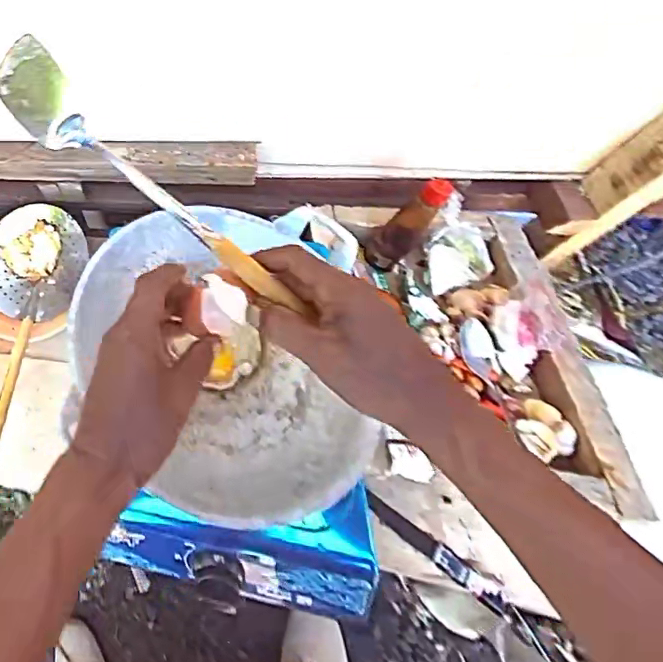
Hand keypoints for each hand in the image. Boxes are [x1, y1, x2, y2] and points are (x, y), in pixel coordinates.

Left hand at [70, 264, 214, 489]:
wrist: (103, 460)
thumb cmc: (145, 426)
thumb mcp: (181, 392)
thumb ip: (199, 358)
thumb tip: (213, 337)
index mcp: (134, 331)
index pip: (150, 285)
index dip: (171, 274)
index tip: (194, 274)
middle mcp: (119, 332)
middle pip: (144, 297)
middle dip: (173, 294)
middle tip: (203, 305)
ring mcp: (112, 347)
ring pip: (139, 315)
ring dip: (165, 313)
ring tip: (197, 325)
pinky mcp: (112, 362)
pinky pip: (134, 333)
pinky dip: (155, 330)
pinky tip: (179, 346)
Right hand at [253, 246, 469, 438]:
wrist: (430, 405)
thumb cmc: (374, 377)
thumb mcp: (319, 354)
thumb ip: (281, 326)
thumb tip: (249, 307)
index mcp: (338, 287)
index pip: (290, 256)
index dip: (258, 260)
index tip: (232, 274)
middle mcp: (347, 287)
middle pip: (299, 271)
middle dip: (265, 280)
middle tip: (237, 298)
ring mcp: (357, 304)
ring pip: (310, 290)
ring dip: (281, 297)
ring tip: (257, 316)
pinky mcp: (362, 321)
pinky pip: (322, 306)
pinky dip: (299, 311)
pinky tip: (290, 331)